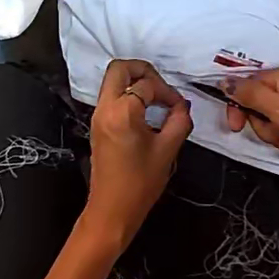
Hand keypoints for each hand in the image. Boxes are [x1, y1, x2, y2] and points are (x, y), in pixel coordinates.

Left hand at [82, 60, 192, 247]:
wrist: (111, 210)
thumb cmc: (140, 183)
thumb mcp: (167, 150)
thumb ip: (179, 121)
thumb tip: (181, 106)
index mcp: (121, 112)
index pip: (147, 84)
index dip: (167, 92)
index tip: (178, 108)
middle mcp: (104, 108)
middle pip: (119, 69)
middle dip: (143, 70)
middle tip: (162, 87)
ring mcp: (97, 116)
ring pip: (112, 82)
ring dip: (135, 83)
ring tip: (157, 101)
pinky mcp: (97, 125)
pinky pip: (111, 97)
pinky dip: (128, 96)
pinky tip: (146, 112)